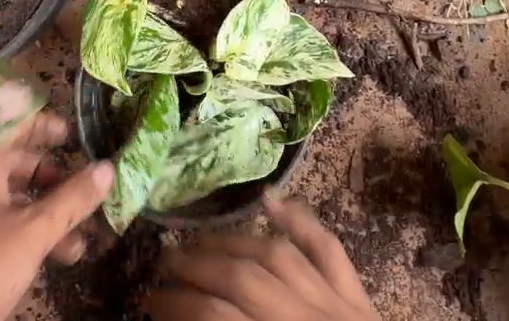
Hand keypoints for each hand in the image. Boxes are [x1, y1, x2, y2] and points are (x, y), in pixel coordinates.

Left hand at [0, 108, 113, 320]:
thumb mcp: (31, 234)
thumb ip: (70, 201)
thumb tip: (107, 167)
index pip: (14, 125)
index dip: (43, 123)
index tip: (72, 134)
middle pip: (16, 165)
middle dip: (54, 180)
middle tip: (84, 194)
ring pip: (11, 204)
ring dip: (46, 216)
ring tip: (77, 244)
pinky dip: (26, 238)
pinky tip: (48, 262)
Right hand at [146, 197, 379, 320]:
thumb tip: (188, 320)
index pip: (216, 319)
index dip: (178, 306)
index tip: (149, 300)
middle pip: (242, 279)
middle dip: (196, 267)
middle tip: (163, 263)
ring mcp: (337, 305)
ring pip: (278, 255)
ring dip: (234, 242)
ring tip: (199, 240)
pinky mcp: (359, 299)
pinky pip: (328, 250)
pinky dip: (300, 221)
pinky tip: (270, 200)